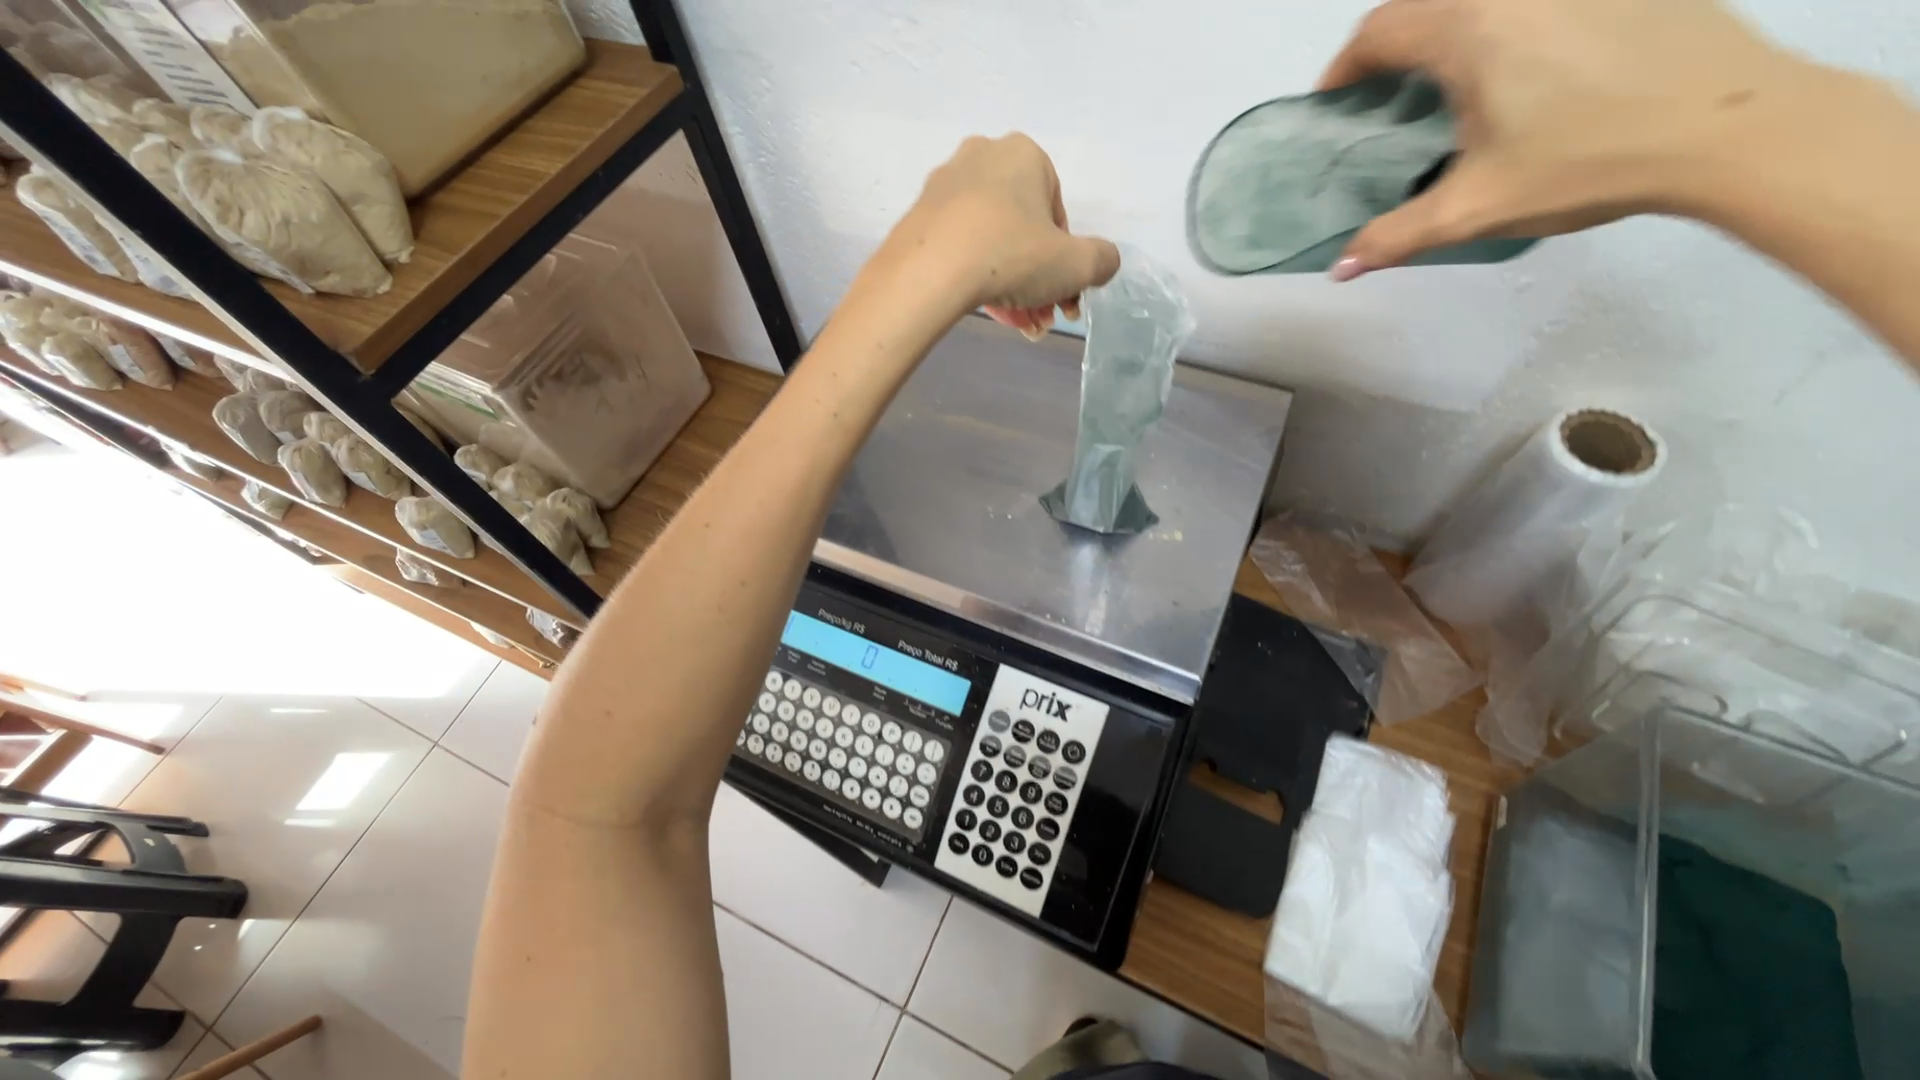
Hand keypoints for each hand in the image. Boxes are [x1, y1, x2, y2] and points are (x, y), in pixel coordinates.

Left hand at [880, 134, 1119, 337]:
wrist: (929, 272)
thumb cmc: (1012, 255)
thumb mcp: (1076, 264)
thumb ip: (1102, 260)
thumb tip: (1104, 261)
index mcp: (1023, 155)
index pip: (1056, 213)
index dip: (1064, 259)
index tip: (1062, 292)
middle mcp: (982, 158)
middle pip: (1022, 230)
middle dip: (1038, 279)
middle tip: (1041, 317)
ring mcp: (944, 188)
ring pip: (991, 242)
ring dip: (1012, 286)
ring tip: (1019, 325)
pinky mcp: (919, 218)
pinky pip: (960, 249)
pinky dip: (977, 279)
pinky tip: (986, 310)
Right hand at [1319, 0, 1830, 277]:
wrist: (1731, 127)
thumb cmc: (1588, 163)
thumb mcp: (1476, 209)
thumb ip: (1396, 236)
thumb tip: (1339, 268)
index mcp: (1469, 30)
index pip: (1378, 30)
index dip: (1344, 68)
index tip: (1335, 105)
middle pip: (1422, 2)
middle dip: (1390, 48)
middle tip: (1385, 100)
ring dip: (1446, 34)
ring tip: (1448, 86)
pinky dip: (1500, 25)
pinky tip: (1521, 70)